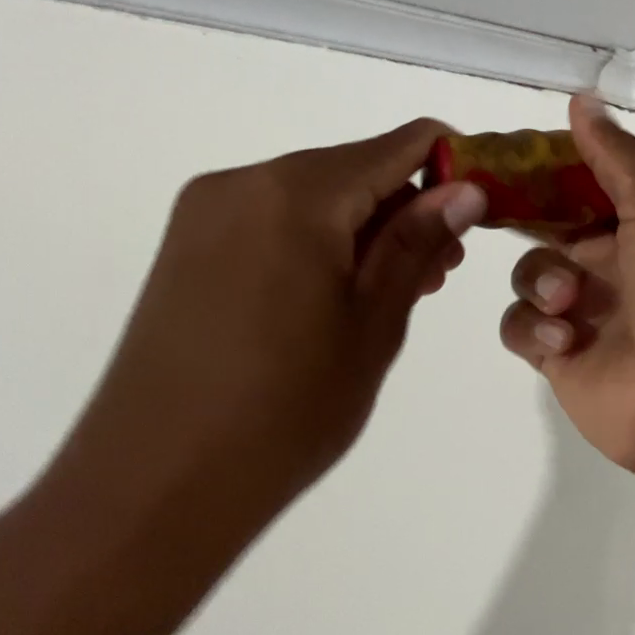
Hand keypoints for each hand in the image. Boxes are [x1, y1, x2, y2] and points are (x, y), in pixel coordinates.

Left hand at [45, 118, 487, 517]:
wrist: (151, 490)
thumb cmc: (285, 410)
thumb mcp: (374, 323)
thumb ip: (417, 243)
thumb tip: (467, 188)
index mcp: (296, 194)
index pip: (401, 145)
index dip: (453, 167)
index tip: (484, 210)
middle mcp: (245, 182)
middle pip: (355, 166)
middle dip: (409, 204)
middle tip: (441, 269)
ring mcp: (207, 213)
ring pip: (317, 194)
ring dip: (367, 226)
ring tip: (396, 290)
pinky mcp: (188, 247)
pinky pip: (277, 218)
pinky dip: (322, 240)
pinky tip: (339, 294)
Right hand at [497, 95, 634, 479]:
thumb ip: (617, 157)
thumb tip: (582, 100)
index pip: (587, 186)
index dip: (551, 170)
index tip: (510, 156)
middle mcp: (615, 265)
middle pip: (551, 227)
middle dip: (525, 219)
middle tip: (490, 207)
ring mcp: (586, 312)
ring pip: (529, 274)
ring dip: (540, 280)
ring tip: (568, 301)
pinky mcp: (560, 357)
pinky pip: (521, 327)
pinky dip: (533, 328)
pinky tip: (563, 341)